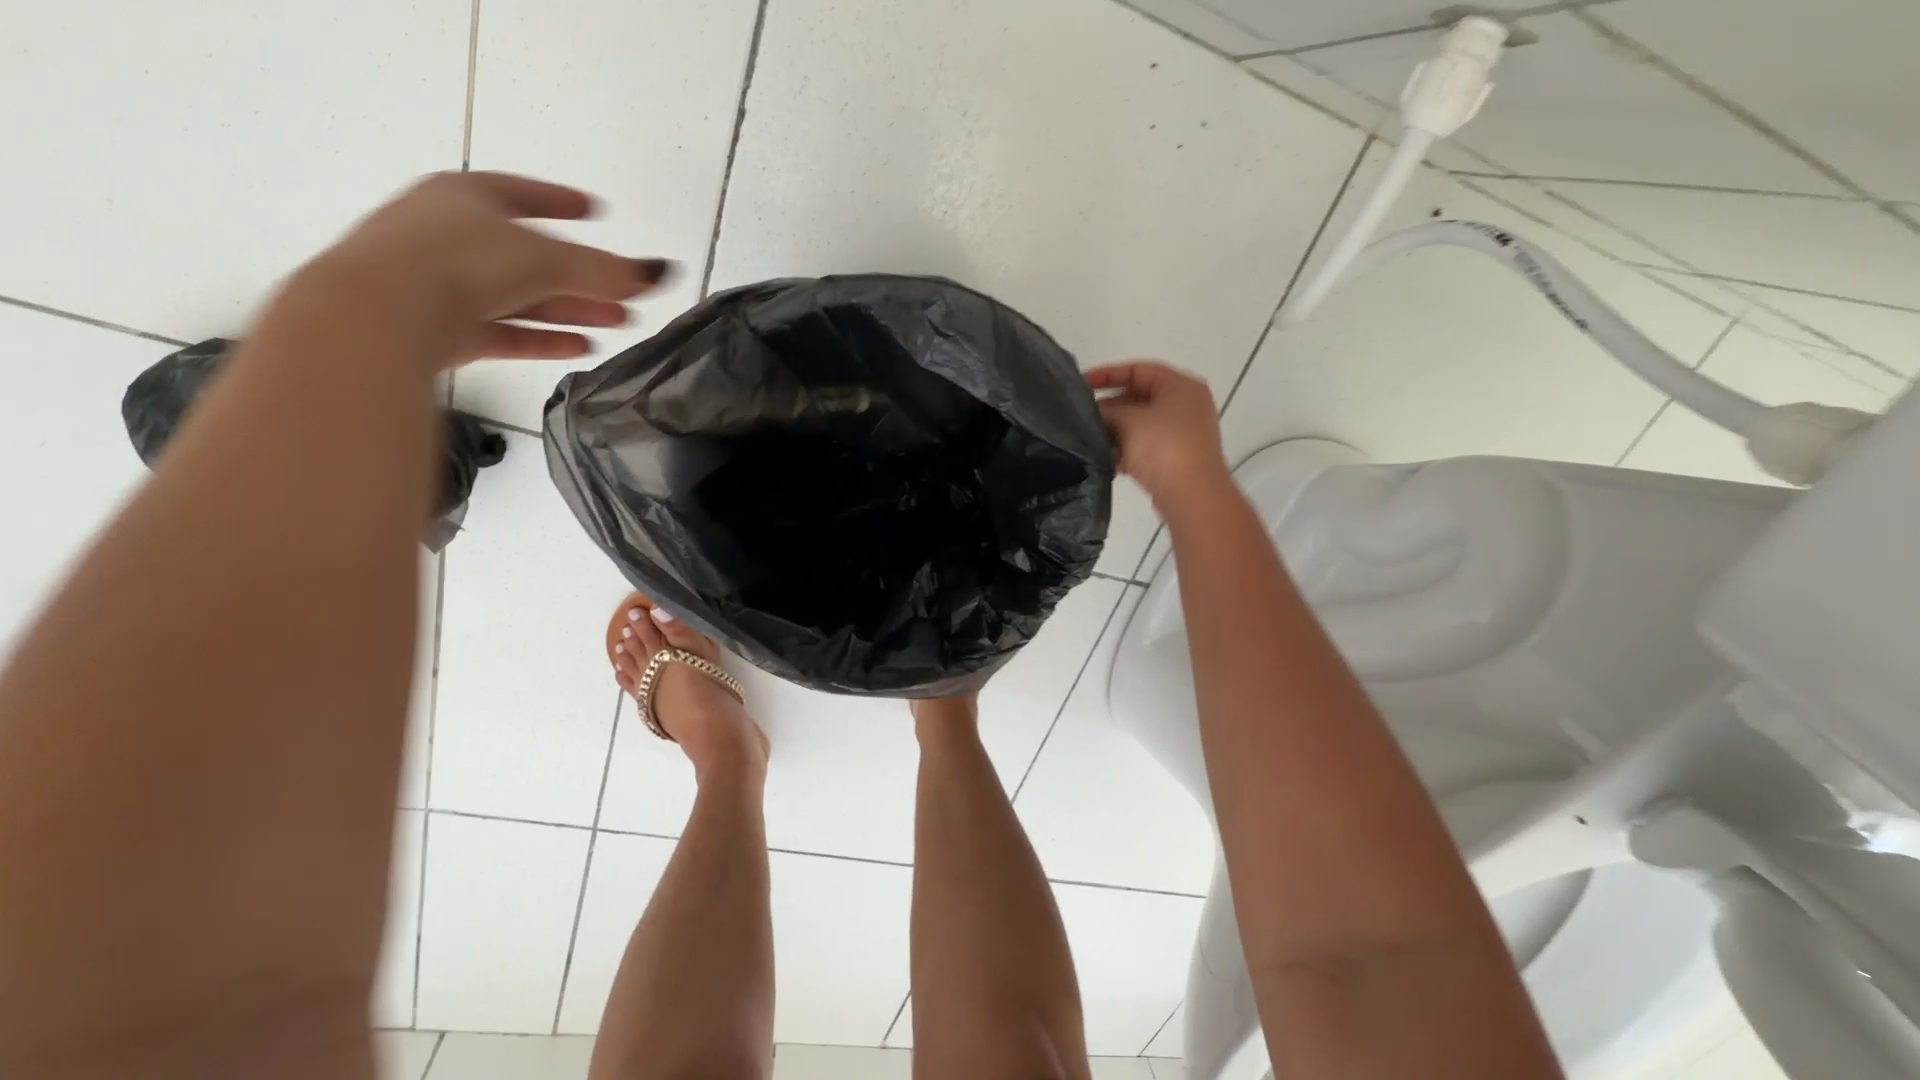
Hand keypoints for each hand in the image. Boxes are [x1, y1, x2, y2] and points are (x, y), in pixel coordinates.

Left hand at [310, 171, 672, 367]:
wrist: (378, 317)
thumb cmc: (461, 264)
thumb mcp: (546, 259)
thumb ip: (606, 271)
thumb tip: (661, 273)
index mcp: (463, 196)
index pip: (522, 192)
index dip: (562, 201)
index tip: (596, 211)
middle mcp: (448, 235)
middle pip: (527, 254)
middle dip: (581, 275)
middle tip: (625, 292)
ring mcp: (439, 285)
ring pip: (518, 296)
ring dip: (569, 309)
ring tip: (617, 323)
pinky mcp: (439, 331)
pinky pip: (502, 331)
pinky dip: (541, 338)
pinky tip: (580, 348)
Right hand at [1087, 361, 1231, 508]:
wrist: (1192, 496)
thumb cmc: (1164, 447)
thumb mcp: (1129, 421)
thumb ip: (1108, 412)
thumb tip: (1094, 415)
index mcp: (1181, 386)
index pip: (1139, 370)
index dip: (1108, 374)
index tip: (1082, 384)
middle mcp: (1186, 406)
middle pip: (1140, 397)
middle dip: (1111, 406)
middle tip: (1083, 415)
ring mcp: (1183, 434)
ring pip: (1141, 424)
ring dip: (1116, 430)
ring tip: (1090, 438)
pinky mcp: (1176, 458)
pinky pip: (1146, 447)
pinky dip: (1127, 450)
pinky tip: (1106, 460)